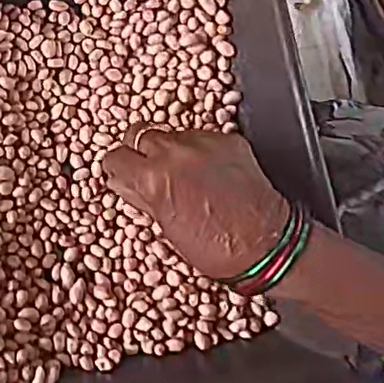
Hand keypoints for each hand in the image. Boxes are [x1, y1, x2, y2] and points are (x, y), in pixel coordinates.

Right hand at [100, 127, 291, 284]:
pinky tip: (209, 172)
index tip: (123, 172)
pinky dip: (199, 150)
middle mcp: (174, 153)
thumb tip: (123, 181)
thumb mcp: (165, 226)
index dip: (118, 166)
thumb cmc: (216, 248)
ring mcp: (202, 143)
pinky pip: (201, 136)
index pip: (116, 157)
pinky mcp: (227, 140)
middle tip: (150, 170)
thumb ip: (141, 196)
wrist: (268, 246)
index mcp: (152, 178)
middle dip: (141, 151)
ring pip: (170, 134)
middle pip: (139, 134)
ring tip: (184, 173)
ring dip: (170, 149)